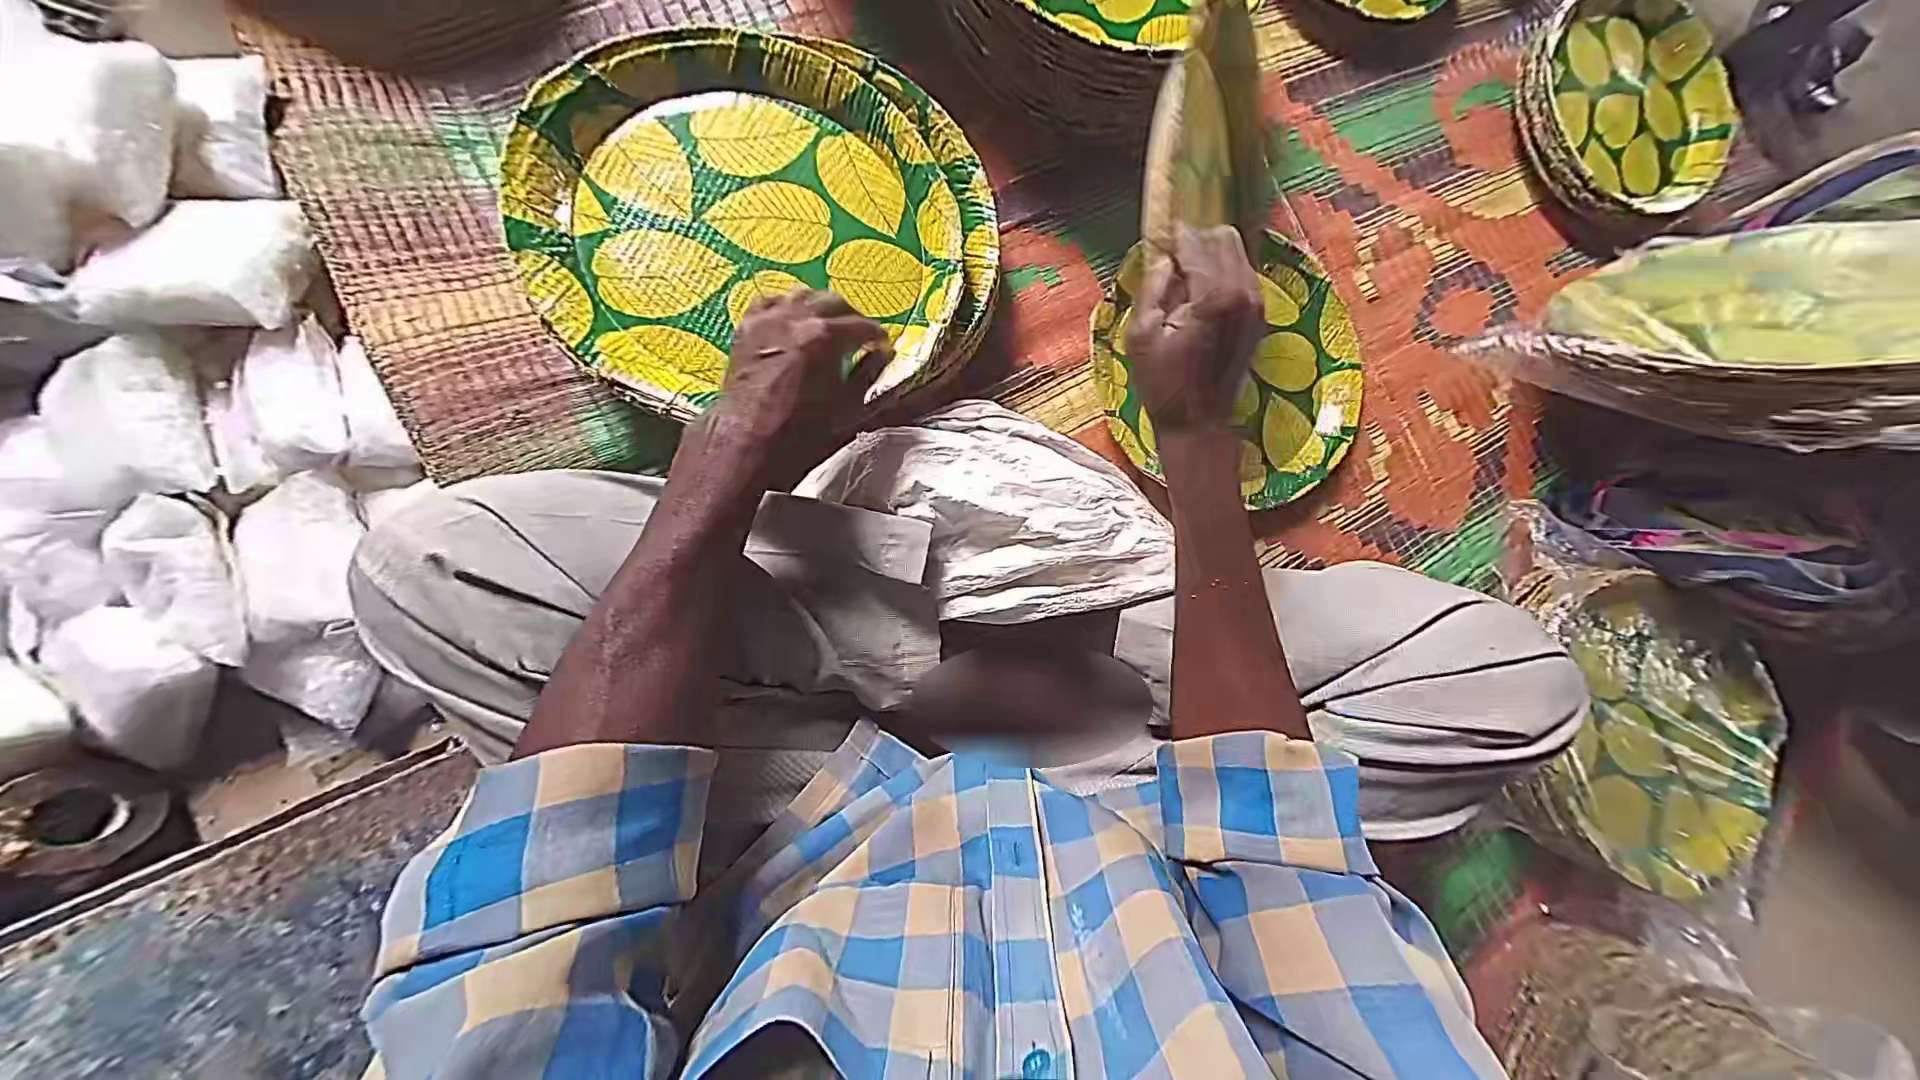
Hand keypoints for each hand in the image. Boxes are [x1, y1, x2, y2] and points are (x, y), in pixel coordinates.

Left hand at [681, 289, 890, 493]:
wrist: (751, 440)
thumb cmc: (800, 431)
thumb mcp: (847, 406)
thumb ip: (868, 374)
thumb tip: (882, 355)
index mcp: (826, 337)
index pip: (863, 325)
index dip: (877, 336)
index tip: (881, 344)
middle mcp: (797, 318)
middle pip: (834, 303)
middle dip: (852, 318)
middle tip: (860, 335)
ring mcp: (769, 319)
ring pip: (804, 296)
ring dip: (821, 307)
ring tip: (830, 326)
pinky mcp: (748, 326)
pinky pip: (774, 303)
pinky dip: (789, 308)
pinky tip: (795, 322)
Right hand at [1123, 226, 1264, 438]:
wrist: (1197, 422)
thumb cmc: (1163, 384)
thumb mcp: (1140, 336)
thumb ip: (1152, 288)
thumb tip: (1163, 260)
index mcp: (1214, 295)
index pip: (1196, 243)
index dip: (1174, 237)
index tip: (1158, 237)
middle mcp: (1244, 292)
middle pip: (1224, 237)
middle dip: (1196, 242)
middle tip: (1170, 261)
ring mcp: (1257, 304)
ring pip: (1237, 253)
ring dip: (1210, 258)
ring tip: (1183, 281)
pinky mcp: (1259, 317)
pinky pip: (1243, 276)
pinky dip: (1222, 275)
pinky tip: (1200, 298)